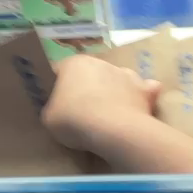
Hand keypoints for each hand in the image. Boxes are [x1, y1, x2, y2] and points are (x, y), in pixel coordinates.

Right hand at [42, 54, 160, 155]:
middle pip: (90, 74)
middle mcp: (101, 62)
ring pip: (117, 80)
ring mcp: (125, 73)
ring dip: (113, 92)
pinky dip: (140, 97)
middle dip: (87, 88)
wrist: (112, 130)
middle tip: (83, 113)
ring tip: (109, 116)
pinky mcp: (144, 89)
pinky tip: (136, 109)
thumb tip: (60, 109)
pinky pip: (143, 89)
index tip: (58, 105)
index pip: (61, 71)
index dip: (57, 88)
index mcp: (74, 64)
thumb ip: (53, 107)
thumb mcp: (48, 118)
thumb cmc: (74, 120)